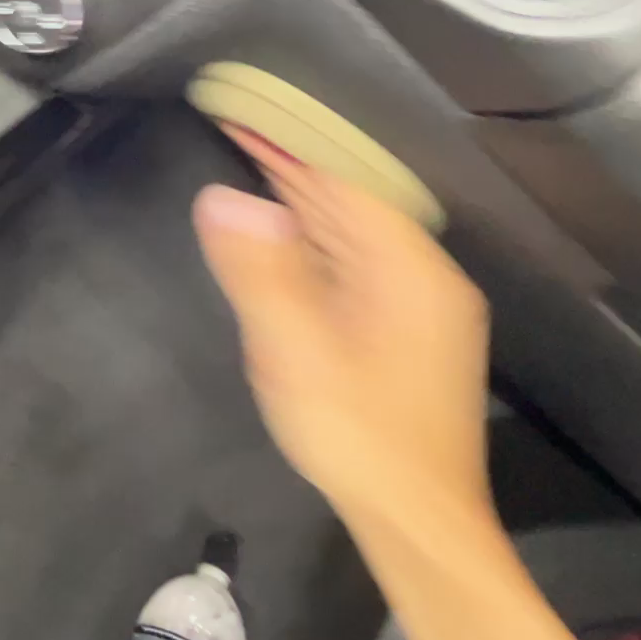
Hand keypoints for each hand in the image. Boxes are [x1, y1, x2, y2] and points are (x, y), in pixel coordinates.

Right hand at [194, 126, 492, 522]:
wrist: (415, 521)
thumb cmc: (356, 435)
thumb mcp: (295, 352)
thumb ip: (258, 272)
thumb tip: (221, 198)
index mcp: (405, 268)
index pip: (339, 184)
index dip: (285, 149)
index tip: (238, 118)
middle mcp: (420, 276)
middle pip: (347, 206)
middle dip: (288, 172)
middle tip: (232, 135)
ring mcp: (416, 307)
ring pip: (349, 239)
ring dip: (299, 208)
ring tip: (249, 174)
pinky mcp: (403, 333)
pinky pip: (352, 270)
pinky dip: (313, 247)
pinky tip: (284, 244)